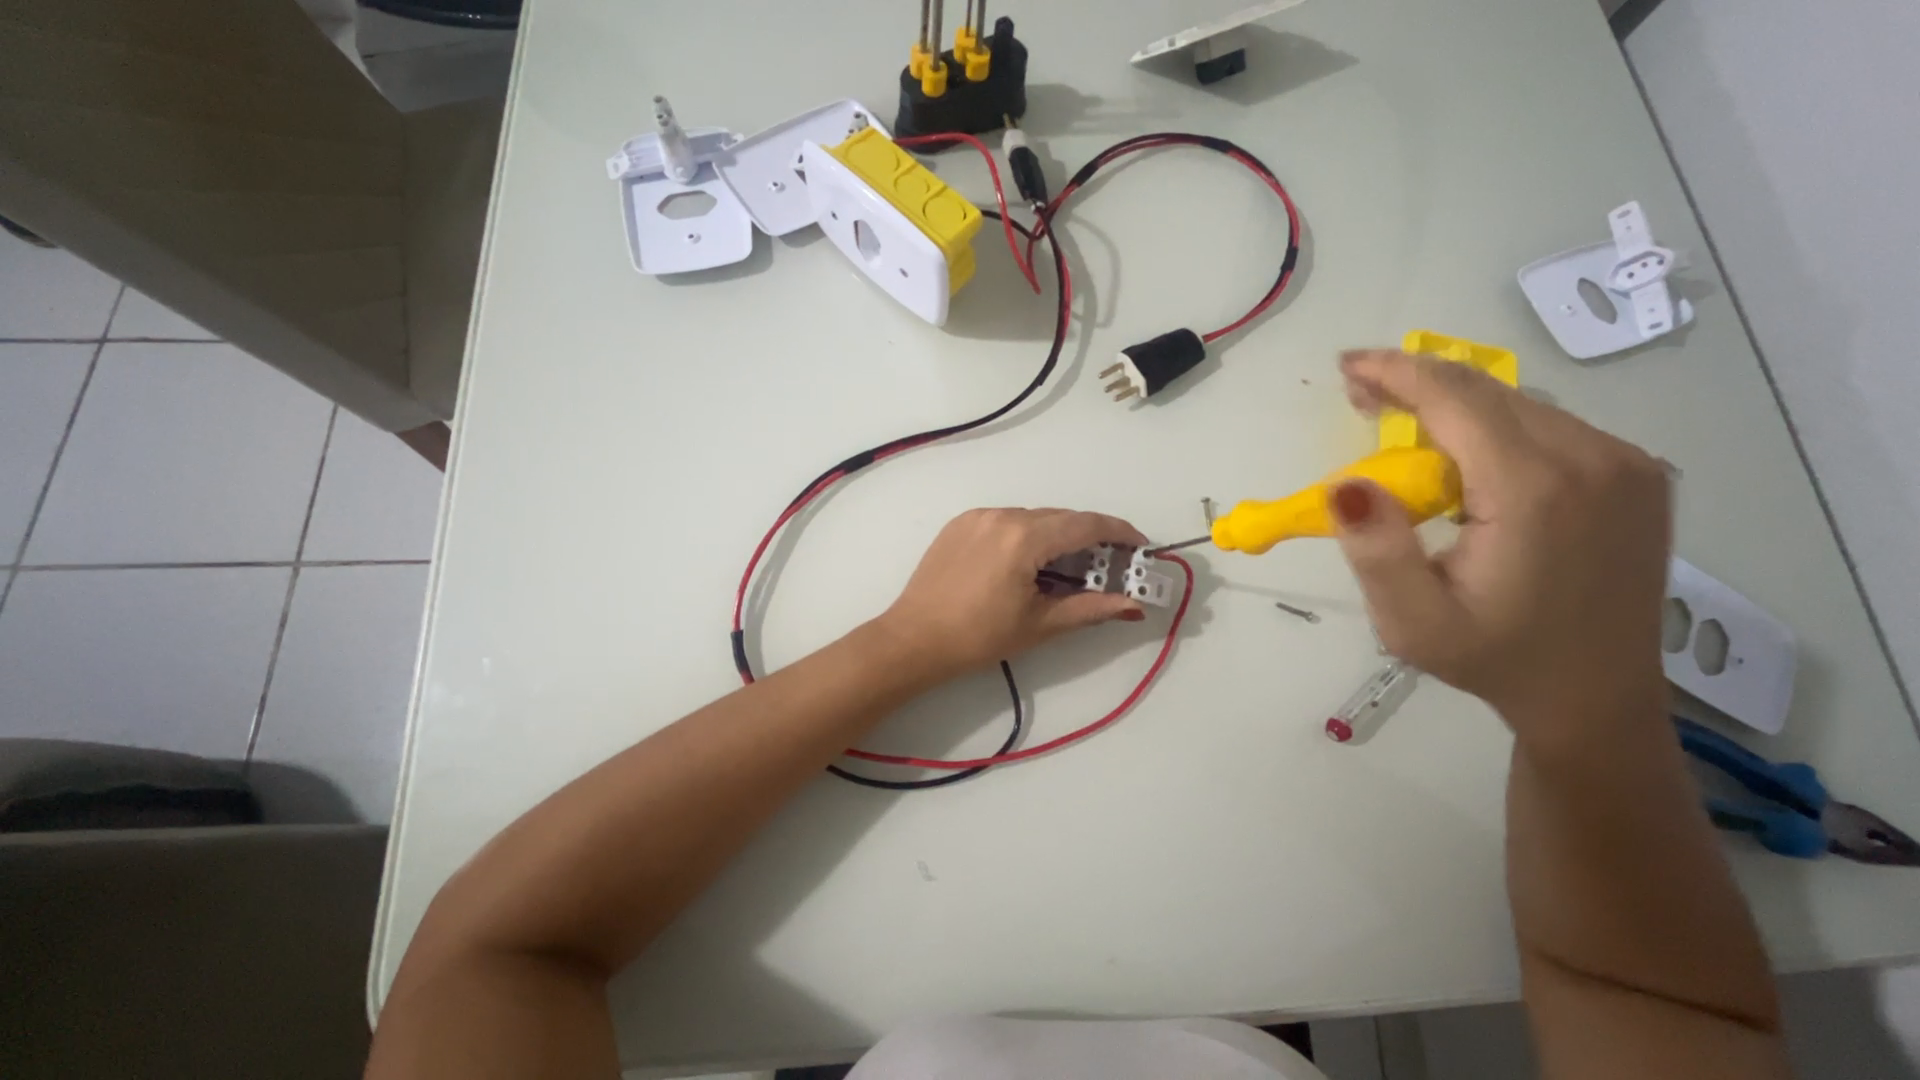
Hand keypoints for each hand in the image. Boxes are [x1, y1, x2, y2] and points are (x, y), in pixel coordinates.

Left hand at [876, 508, 1149, 680]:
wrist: (914, 640)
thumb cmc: (980, 637)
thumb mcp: (1041, 624)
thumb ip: (1092, 608)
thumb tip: (1134, 604)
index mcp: (1024, 538)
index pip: (1085, 524)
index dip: (1118, 532)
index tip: (1140, 546)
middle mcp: (1002, 515)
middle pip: (1060, 518)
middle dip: (1089, 537)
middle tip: (1110, 565)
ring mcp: (977, 516)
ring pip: (1033, 518)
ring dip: (1057, 536)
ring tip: (1069, 569)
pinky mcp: (959, 524)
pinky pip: (1006, 521)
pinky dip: (1027, 535)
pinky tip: (1029, 564)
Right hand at [1331, 350, 1672, 744]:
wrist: (1596, 698)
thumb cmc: (1494, 659)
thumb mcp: (1413, 622)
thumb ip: (1376, 550)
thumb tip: (1344, 483)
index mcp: (1534, 491)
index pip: (1457, 399)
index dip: (1396, 372)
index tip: (1347, 365)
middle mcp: (1592, 459)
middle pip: (1489, 392)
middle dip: (1419, 382)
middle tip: (1361, 395)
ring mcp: (1626, 464)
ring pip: (1521, 405)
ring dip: (1458, 406)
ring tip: (1406, 430)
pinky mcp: (1639, 474)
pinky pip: (1553, 426)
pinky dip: (1499, 427)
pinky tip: (1470, 458)